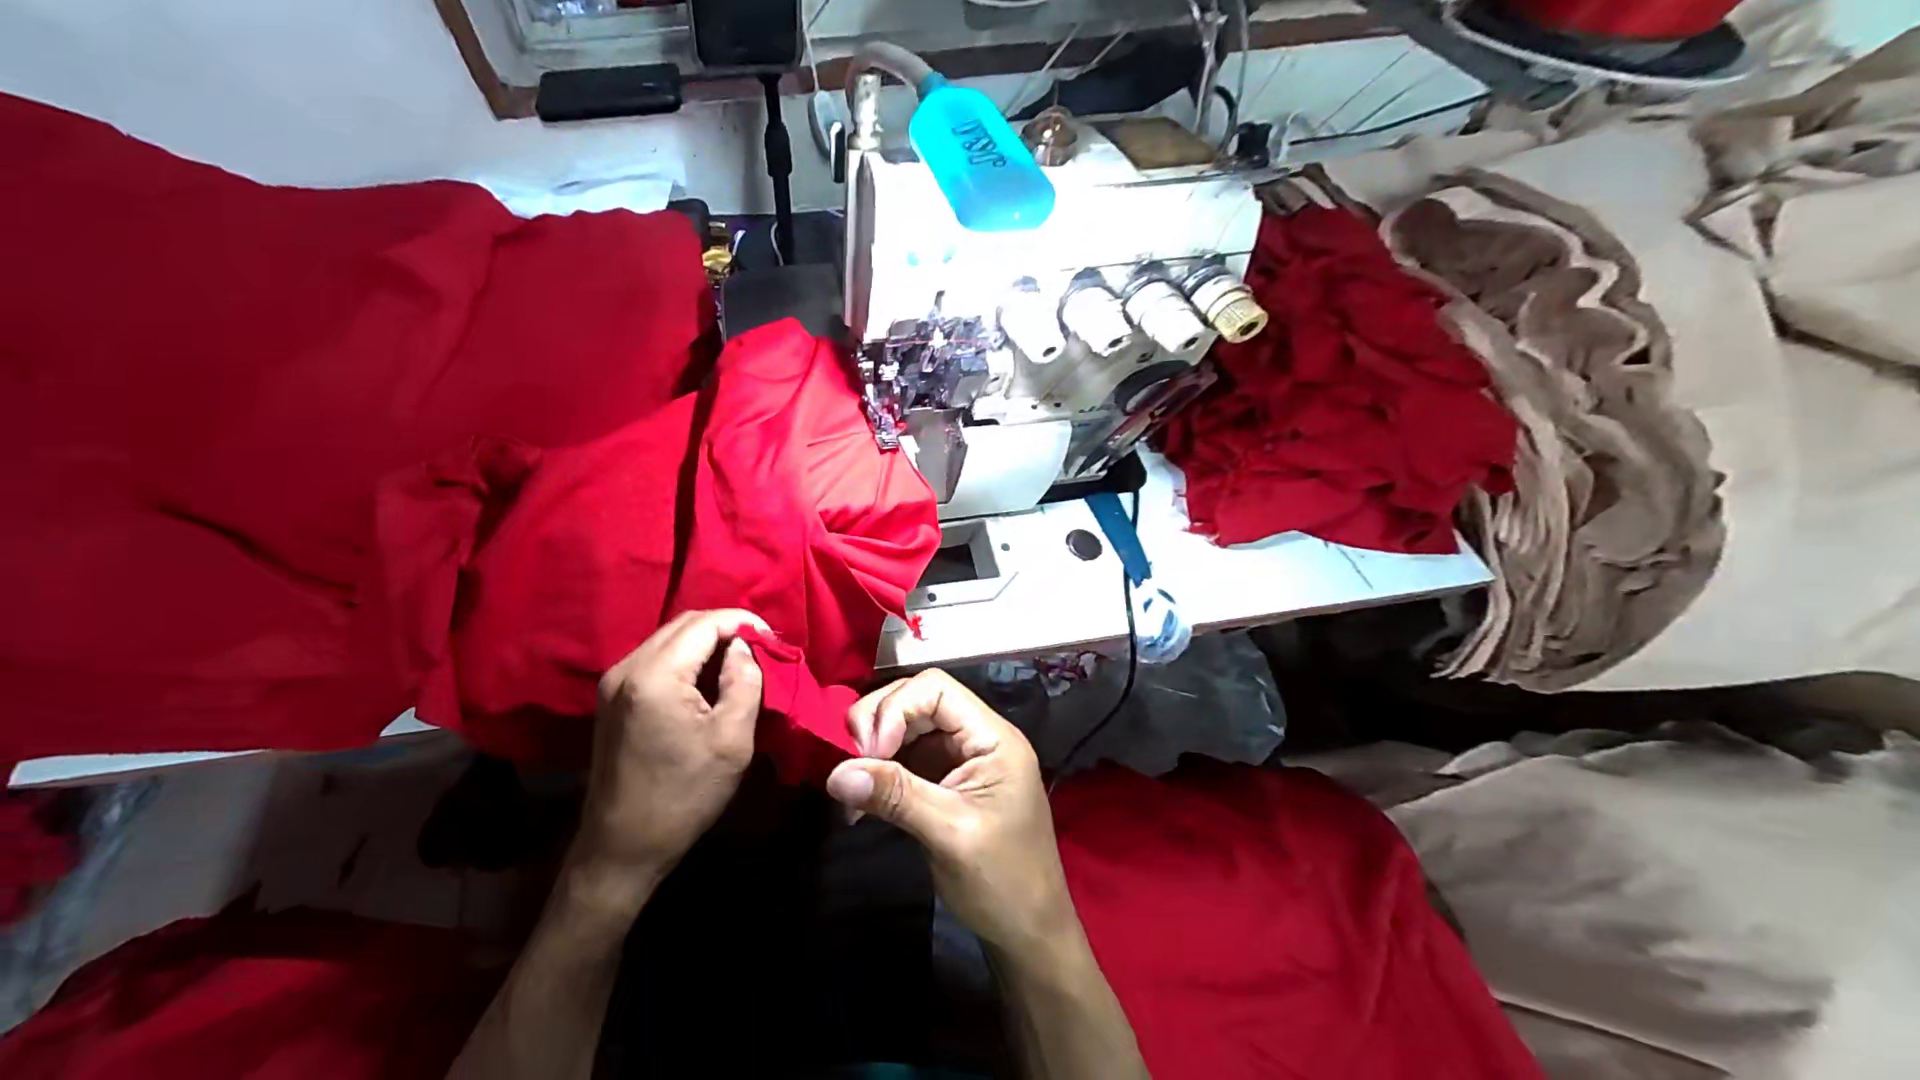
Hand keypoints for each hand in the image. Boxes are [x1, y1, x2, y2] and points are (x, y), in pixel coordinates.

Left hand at [572, 609, 767, 902]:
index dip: (743, 622)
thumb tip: (743, 647)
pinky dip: (688, 657)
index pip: (705, 623)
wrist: (623, 847)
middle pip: (684, 624)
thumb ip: (743, 682)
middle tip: (761, 647)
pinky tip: (710, 677)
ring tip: (741, 660)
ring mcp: (614, 682)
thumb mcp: (731, 740)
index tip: (774, 640)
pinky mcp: (613, 698)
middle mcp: (627, 668)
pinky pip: (657, 658)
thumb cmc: (684, 796)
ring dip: (707, 641)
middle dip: (726, 627)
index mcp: (655, 677)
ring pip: (669, 638)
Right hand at [825, 670, 1076, 953]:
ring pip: (903, 729)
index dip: (896, 709)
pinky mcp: (942, 781)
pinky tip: (858, 804)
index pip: (936, 689)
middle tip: (852, 767)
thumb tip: (834, 772)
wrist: (1027, 932)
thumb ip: (896, 796)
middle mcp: (975, 737)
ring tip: (850, 791)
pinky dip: (877, 775)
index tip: (872, 753)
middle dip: (876, 725)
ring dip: (871, 752)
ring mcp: (958, 758)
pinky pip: (902, 760)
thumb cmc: (1003, 881)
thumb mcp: (950, 835)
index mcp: (993, 737)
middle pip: (915, 701)